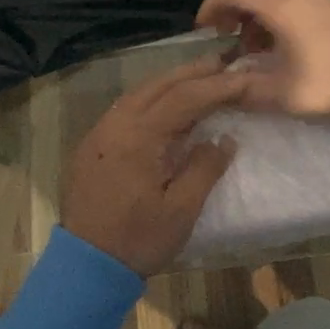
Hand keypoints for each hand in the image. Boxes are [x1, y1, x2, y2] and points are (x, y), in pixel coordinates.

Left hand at [62, 55, 244, 275]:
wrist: (85, 266)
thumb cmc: (137, 240)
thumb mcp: (181, 210)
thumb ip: (204, 169)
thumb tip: (224, 139)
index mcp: (138, 136)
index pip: (184, 98)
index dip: (217, 86)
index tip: (244, 79)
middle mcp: (116, 123)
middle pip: (159, 85)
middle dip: (193, 72)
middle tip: (224, 62)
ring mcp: (100, 131)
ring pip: (140, 92)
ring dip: (171, 81)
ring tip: (201, 76)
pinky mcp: (93, 144)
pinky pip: (127, 107)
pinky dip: (153, 97)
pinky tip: (167, 103)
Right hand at [196, 0, 329, 121]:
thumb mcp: (281, 95)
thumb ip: (243, 88)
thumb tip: (218, 86)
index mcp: (282, 6)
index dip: (213, 4)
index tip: (202, 28)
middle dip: (230, 1)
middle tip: (220, 30)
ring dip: (252, 6)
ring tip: (246, 41)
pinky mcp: (329, 5)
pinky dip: (271, 10)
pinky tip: (274, 41)